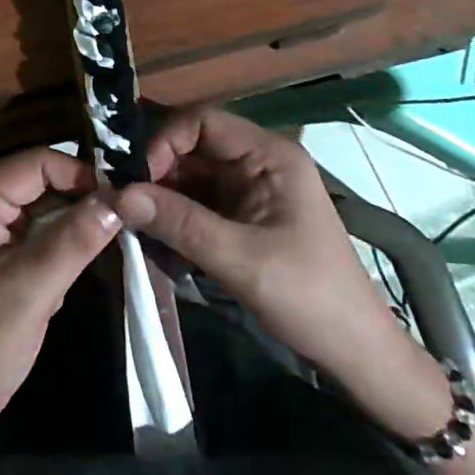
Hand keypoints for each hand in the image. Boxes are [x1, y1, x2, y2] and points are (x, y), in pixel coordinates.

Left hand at [0, 149, 120, 474]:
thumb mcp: (31, 290)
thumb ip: (75, 240)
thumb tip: (121, 198)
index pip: (41, 161)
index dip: (84, 174)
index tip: (128, 198)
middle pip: (44, 181)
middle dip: (84, 200)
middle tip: (131, 220)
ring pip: (45, 209)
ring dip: (76, 227)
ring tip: (117, 243)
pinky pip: (38, 234)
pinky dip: (62, 248)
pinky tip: (80, 271)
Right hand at [112, 106, 452, 436]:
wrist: (356, 353)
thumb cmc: (309, 297)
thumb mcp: (240, 259)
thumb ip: (179, 223)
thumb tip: (118, 196)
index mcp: (269, 156)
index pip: (203, 122)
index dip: (164, 142)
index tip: (136, 180)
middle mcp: (257, 162)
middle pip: (191, 148)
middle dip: (156, 173)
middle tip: (123, 205)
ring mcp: (249, 190)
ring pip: (189, 177)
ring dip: (160, 198)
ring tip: (133, 226)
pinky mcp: (241, 216)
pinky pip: (195, 203)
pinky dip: (172, 218)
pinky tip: (154, 240)